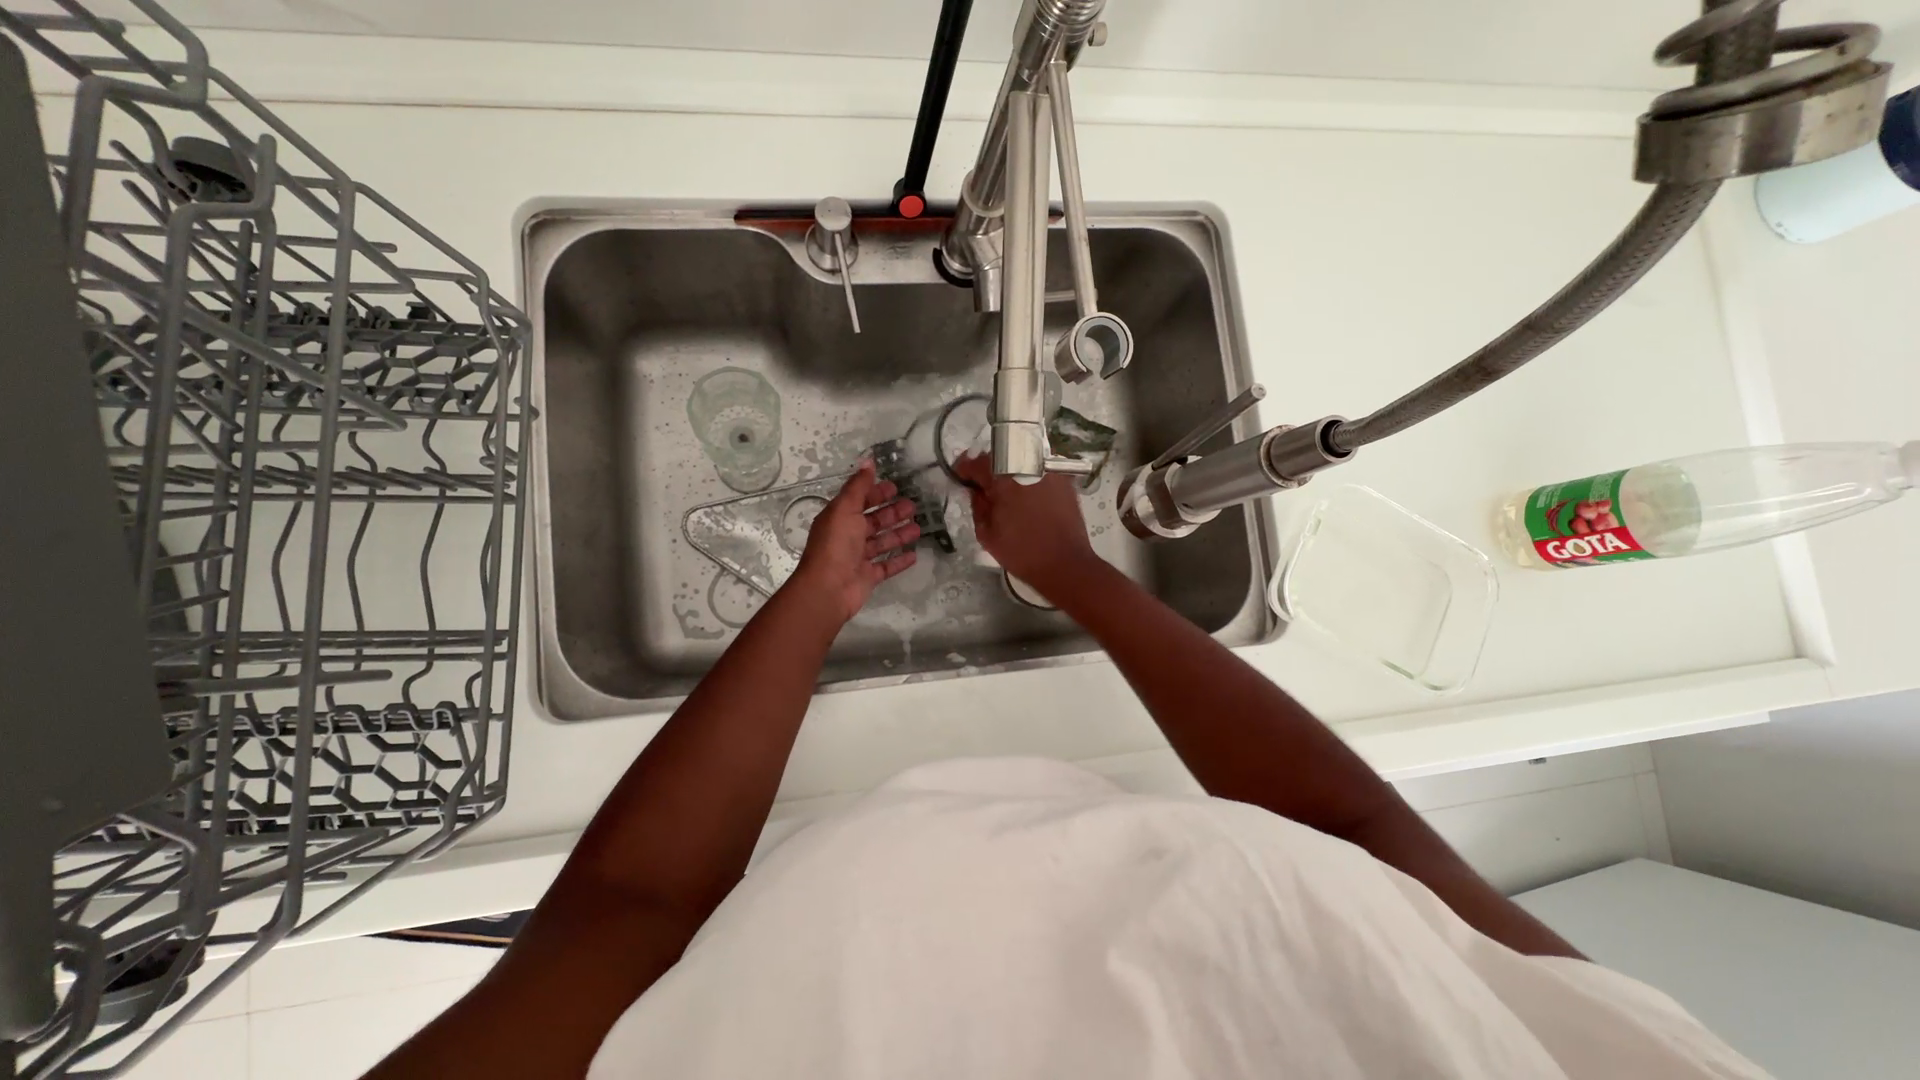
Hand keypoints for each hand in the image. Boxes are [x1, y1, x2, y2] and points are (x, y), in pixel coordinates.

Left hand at [789, 460, 920, 621]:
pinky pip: (886, 566)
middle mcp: (847, 536)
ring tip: (918, 528)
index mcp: (839, 518)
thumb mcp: (845, 509)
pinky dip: (899, 560)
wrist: (828, 588)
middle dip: (891, 513)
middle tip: (913, 506)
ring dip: (899, 534)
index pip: (859, 501)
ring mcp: (857, 558)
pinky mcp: (867, 577)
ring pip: (881, 543)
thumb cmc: (836, 544)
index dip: (876, 493)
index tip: (895, 487)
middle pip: (873, 521)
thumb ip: (858, 486)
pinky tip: (914, 555)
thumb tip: (868, 461)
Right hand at [954, 452, 1097, 590]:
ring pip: (1021, 459)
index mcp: (1004, 478)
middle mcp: (1027, 466)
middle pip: (1000, 456)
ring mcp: (1049, 470)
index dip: (964, 469)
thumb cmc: (1022, 552)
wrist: (1065, 563)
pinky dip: (1029, 477)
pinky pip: (1040, 469)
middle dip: (988, 468)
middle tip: (982, 486)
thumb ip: (977, 505)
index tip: (960, 477)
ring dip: (1009, 470)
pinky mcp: (1064, 479)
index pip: (977, 462)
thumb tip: (976, 490)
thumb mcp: (987, 534)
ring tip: (1005, 490)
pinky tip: (1027, 494)